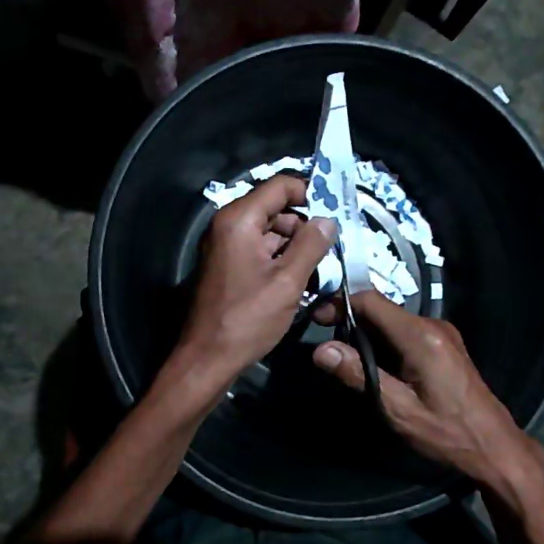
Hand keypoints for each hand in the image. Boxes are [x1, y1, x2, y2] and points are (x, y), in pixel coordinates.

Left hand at [178, 174, 336, 380]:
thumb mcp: (288, 281)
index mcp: (239, 220)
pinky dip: (280, 261)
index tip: (336, 214)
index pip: (280, 185)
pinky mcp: (226, 266)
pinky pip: (259, 251)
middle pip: (276, 209)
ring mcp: (224, 246)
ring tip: (319, 272)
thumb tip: (328, 220)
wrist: (207, 357)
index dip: (310, 194)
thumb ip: (311, 245)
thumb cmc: (247, 319)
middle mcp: (227, 226)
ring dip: (295, 248)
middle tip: (331, 250)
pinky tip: (300, 283)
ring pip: (270, 233)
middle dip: (305, 227)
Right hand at [313, 292, 543, 501]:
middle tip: (327, 345)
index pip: (372, 301)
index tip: (317, 319)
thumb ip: (359, 375)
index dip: (340, 304)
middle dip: (350, 321)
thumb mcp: (397, 408)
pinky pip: (405, 332)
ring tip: (345, 359)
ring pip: (391, 321)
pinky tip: (375, 366)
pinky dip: (383, 342)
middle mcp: (432, 326)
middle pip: (380, 309)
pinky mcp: (444, 345)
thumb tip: (320, 350)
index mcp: (420, 336)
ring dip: (366, 334)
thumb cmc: (447, 432)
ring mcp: (441, 334)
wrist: (496, 448)